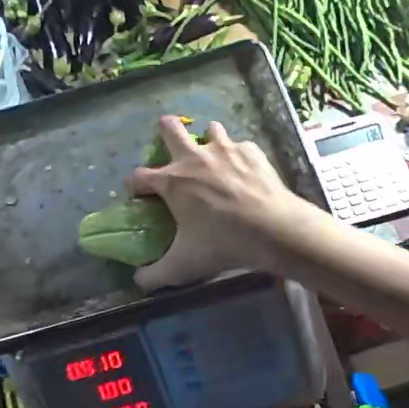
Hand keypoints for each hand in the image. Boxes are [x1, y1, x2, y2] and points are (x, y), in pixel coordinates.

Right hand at [130, 117, 311, 289]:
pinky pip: (241, 146)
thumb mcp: (183, 266)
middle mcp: (194, 158)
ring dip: (208, 141)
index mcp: (172, 182)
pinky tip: (245, 172)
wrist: (273, 229)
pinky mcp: (251, 151)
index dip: (135, 185)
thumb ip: (155, 275)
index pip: (138, 176)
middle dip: (165, 132)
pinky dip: (240, 157)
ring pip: (210, 129)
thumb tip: (139, 280)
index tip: (140, 195)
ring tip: (214, 159)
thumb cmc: (222, 244)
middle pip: (169, 128)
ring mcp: (225, 150)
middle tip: (171, 149)